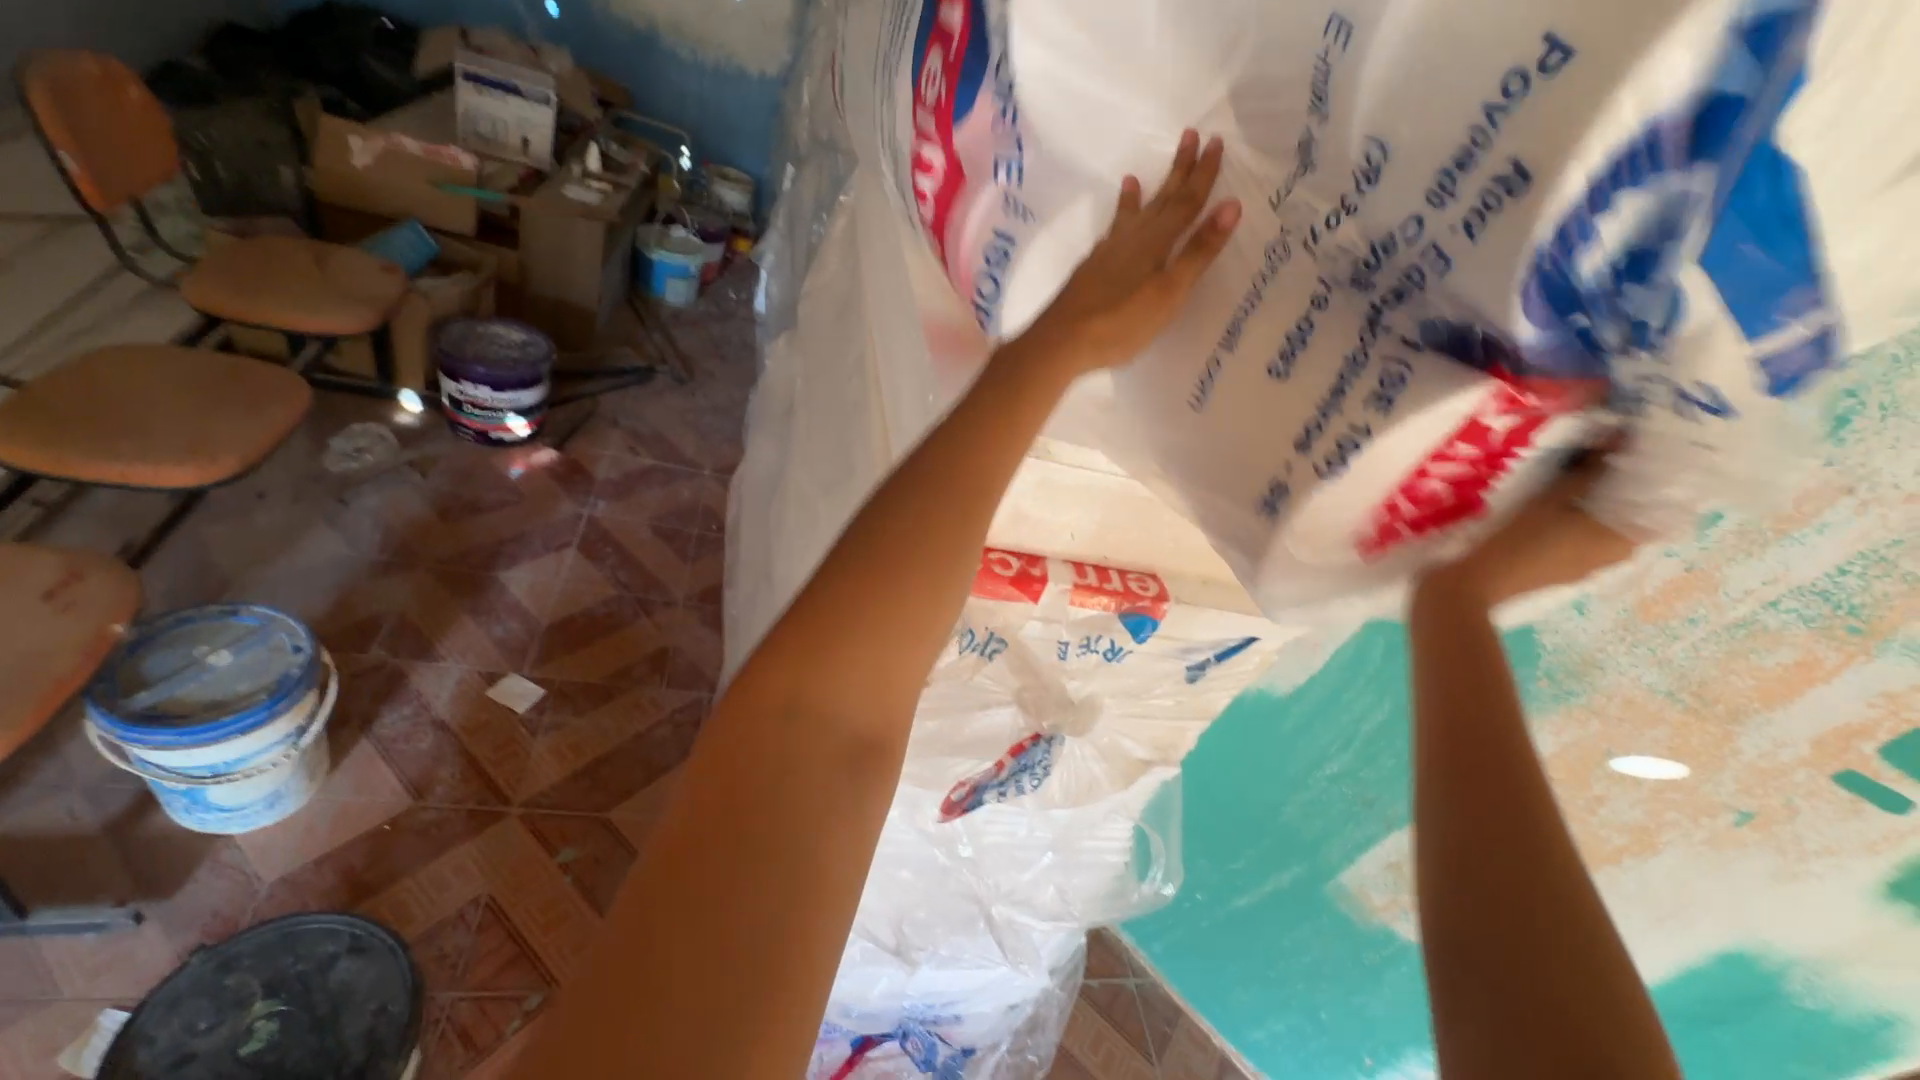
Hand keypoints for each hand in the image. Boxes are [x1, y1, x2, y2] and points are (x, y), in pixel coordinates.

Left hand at [1019, 129, 1241, 371]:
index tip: (1216, 141)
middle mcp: (1131, 240)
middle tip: (1190, 134)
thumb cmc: (1122, 322)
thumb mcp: (1169, 292)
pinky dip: (1115, 224)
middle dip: (1178, 170)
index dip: (1203, 174)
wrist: (1062, 341)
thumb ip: (1198, 252)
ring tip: (1135, 176)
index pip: (1186, 202)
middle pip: (1160, 200)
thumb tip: (1230, 205)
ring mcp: (1107, 254)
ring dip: (1140, 195)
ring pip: (1131, 216)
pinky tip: (1111, 229)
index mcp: (1156, 244)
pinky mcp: (1091, 271)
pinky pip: (1110, 234)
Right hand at [1422, 450, 1637, 607]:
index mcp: (1621, 539)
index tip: (1644, 461)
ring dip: (1601, 512)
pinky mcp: (1564, 572)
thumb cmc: (1521, 539)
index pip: (1660, 510)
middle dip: (1624, 495)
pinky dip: (1582, 528)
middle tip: (1610, 467)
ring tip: (1583, 487)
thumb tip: (1616, 438)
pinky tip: (1560, 514)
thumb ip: (1586, 471)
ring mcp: (1588, 568)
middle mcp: (1614, 557)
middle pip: (1631, 521)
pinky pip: (1586, 544)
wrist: (1479, 582)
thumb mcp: (1552, 499)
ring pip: (1606, 533)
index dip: (1655, 484)